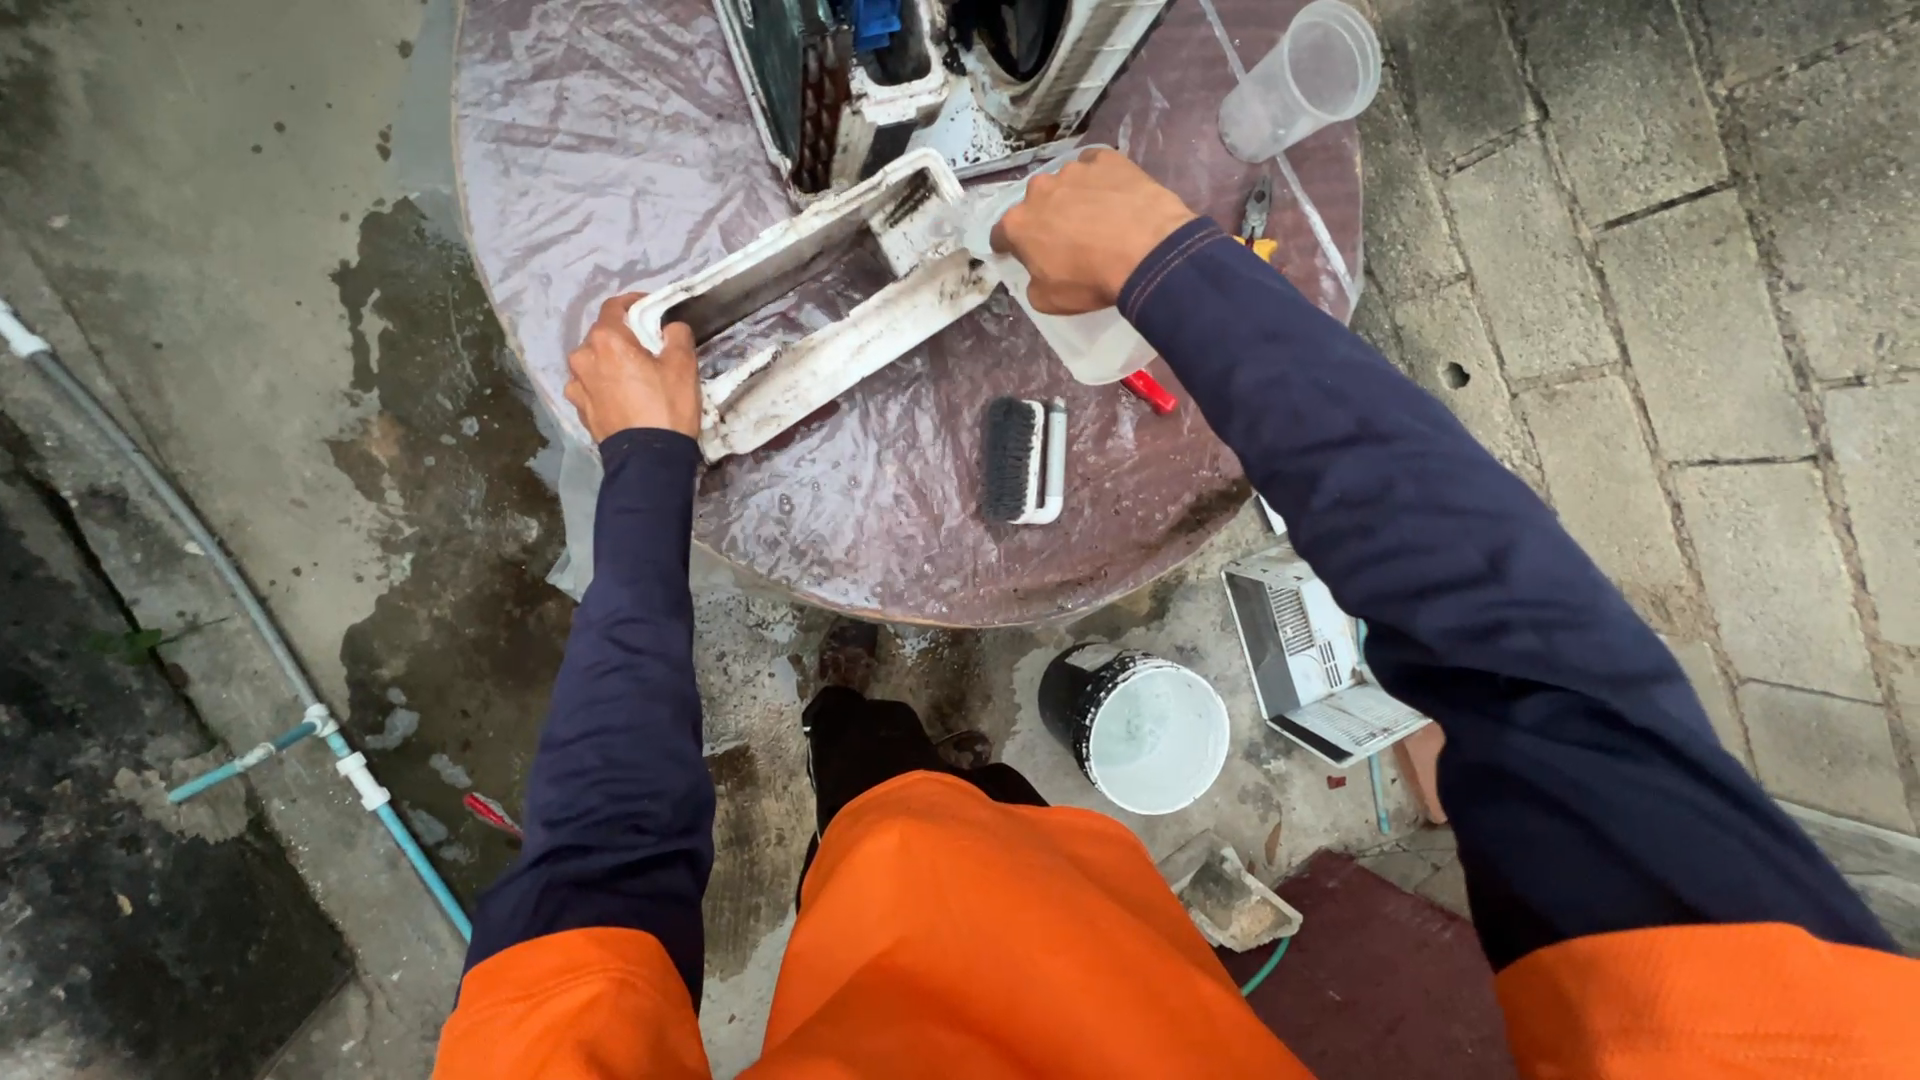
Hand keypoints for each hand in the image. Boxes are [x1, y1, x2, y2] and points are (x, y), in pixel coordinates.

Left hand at [565, 293, 699, 442]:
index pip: (614, 307)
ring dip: (611, 363)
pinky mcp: (580, 408)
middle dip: (625, 338)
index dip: (634, 303)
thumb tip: (670, 328)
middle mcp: (583, 357)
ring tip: (634, 377)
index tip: (650, 309)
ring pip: (595, 362)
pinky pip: (591, 386)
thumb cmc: (667, 407)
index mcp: (606, 340)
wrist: (648, 459)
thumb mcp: (683, 367)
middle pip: (604, 336)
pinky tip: (622, 397)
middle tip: (649, 350)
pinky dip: (604, 385)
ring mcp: (577, 385)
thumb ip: (677, 336)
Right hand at [989, 148, 1197, 314]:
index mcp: (1018, 224)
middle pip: (1034, 204)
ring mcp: (1073, 170)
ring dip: (1072, 198)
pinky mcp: (1106, 159)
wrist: (1146, 251)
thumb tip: (1037, 273)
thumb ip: (1033, 283)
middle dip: (1043, 219)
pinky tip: (1113, 195)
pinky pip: (1095, 166)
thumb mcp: (1049, 300)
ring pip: (1064, 184)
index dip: (1008, 245)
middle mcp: (1039, 190)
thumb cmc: (1090, 279)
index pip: (1000, 233)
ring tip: (1095, 216)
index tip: (1016, 253)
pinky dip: (1098, 179)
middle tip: (1064, 238)